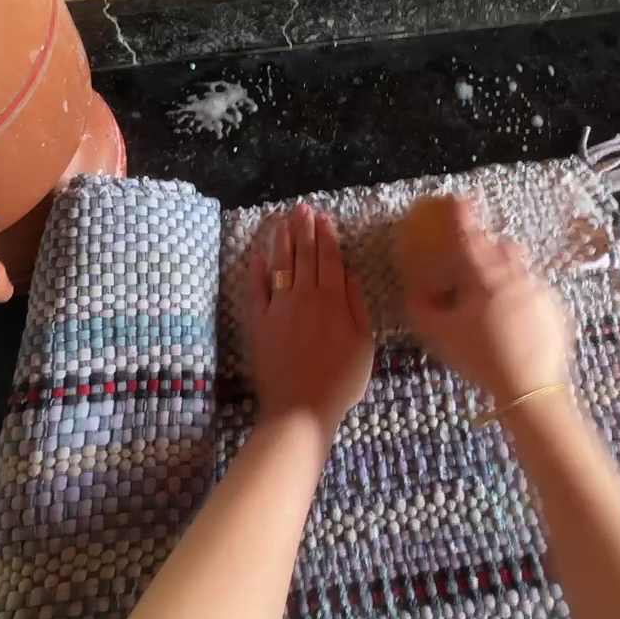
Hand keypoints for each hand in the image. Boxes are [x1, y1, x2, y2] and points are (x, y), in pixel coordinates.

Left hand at [247, 204, 372, 432]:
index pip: (330, 259)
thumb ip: (356, 306)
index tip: (323, 217)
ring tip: (282, 221)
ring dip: (282, 240)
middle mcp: (305, 296)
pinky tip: (257, 256)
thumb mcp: (363, 344)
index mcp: (333, 300)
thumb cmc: (340, 381)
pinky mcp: (259, 322)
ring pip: (281, 265)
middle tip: (301, 208)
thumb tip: (350, 275)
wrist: (301, 410)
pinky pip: (256, 290)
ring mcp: (279, 307)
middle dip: (304, 228)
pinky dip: (256, 271)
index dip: (327, 236)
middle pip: (305, 255)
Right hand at [395, 194, 572, 401]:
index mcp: (484, 277)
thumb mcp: (440, 335)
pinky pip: (536, 291)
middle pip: (501, 247)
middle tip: (475, 262)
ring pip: (521, 268)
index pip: (470, 236)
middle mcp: (514, 275)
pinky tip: (515, 321)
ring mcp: (538, 290)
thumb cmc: (480, 358)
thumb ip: (422, 308)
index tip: (461, 198)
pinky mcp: (555, 308)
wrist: (531, 388)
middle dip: (488, 246)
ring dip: (506, 272)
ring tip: (495, 295)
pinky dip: (523, 297)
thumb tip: (413, 292)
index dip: (463, 215)